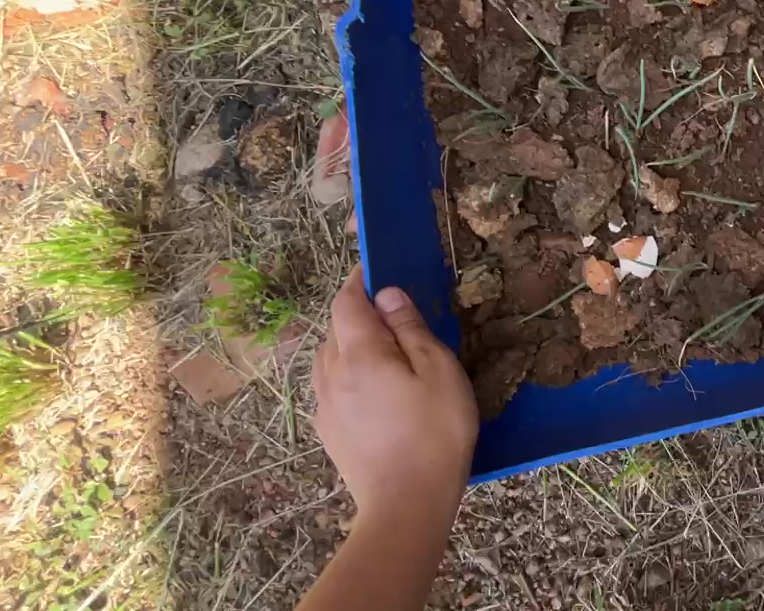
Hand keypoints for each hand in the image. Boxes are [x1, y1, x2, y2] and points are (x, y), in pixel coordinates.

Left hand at [314, 267, 476, 523]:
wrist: (407, 500)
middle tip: (396, 302)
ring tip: (389, 338)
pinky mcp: (330, 429)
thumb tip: (387, 294)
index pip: (347, 304)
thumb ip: (410, 329)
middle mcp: (332, 376)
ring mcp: (325, 406)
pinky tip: (379, 378)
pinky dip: (351, 365)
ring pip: (331, 357)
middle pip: (335, 329)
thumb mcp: (437, 368)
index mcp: (360, 356)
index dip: (359, 279)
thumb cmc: (435, 427)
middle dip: (359, 309)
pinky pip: (333, 382)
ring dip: (353, 338)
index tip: (377, 263)